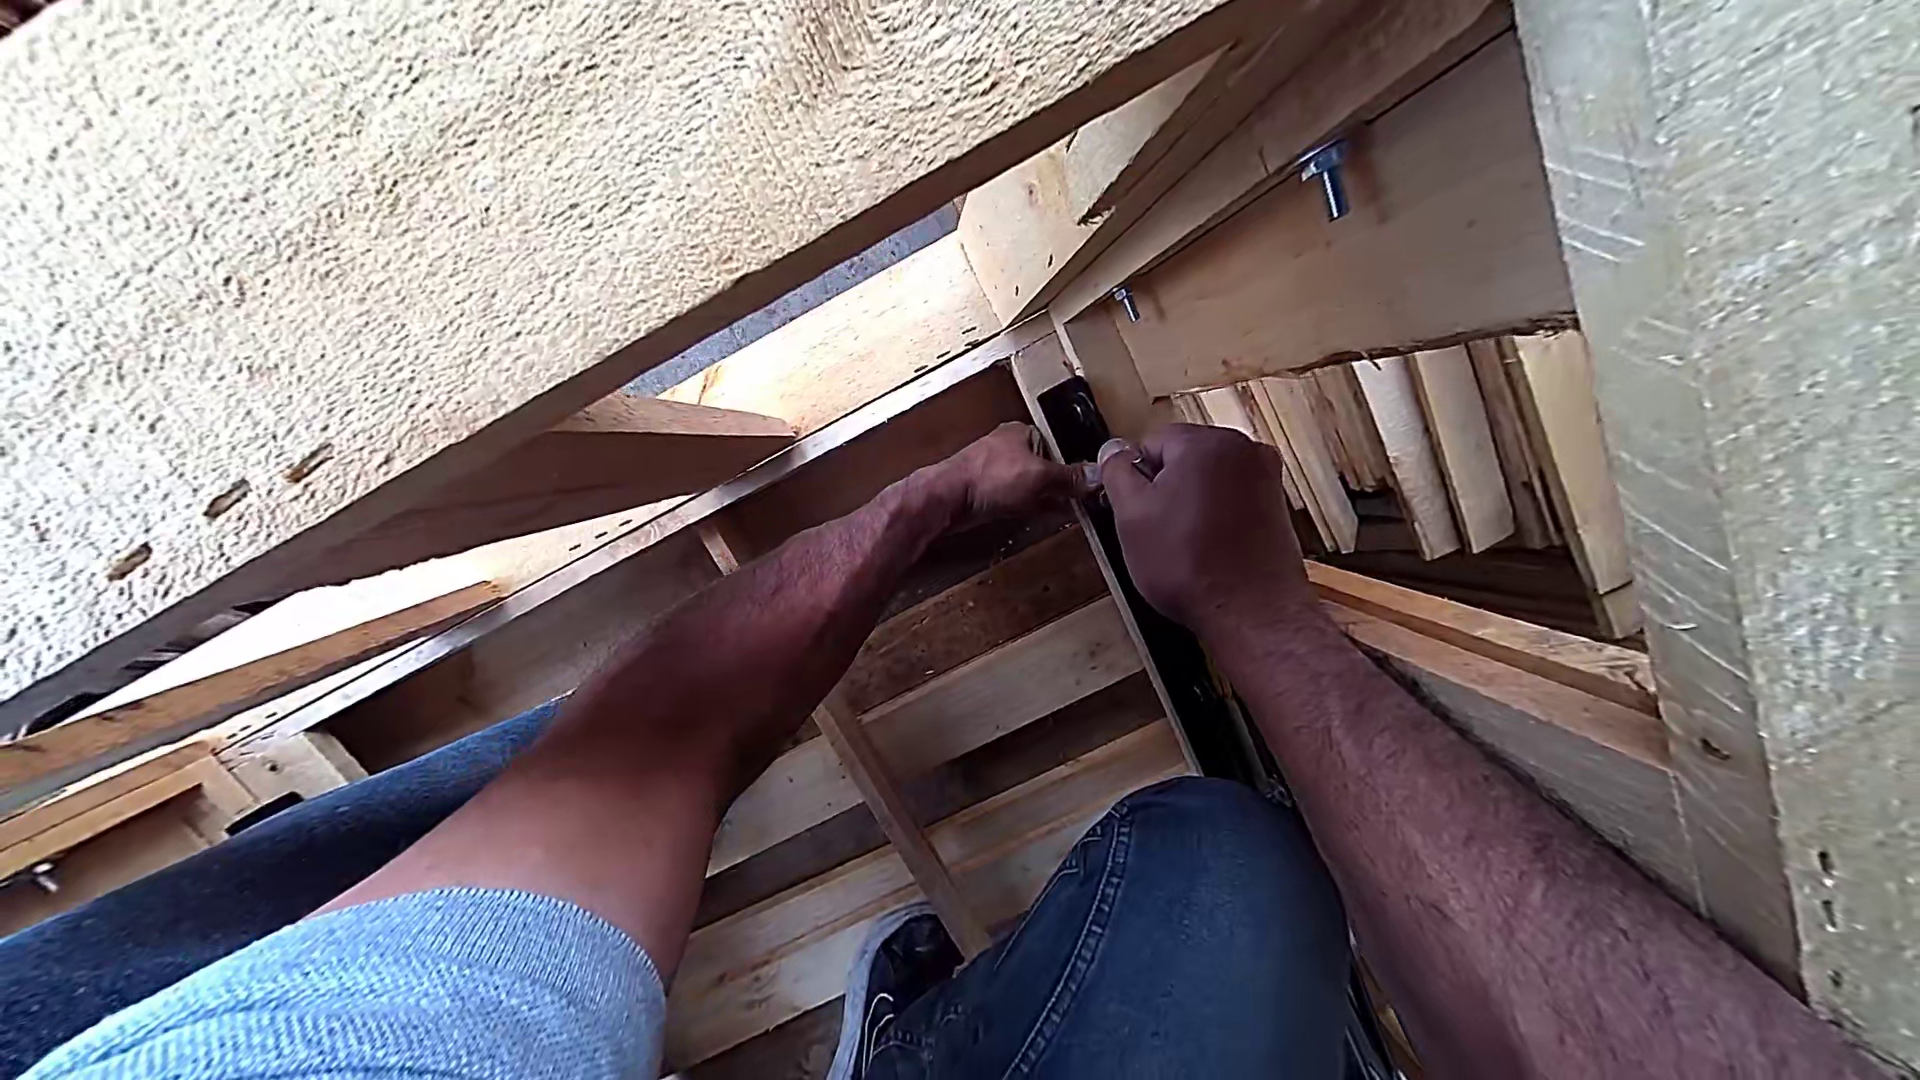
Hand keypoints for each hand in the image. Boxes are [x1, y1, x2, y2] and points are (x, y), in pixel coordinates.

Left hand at [928, 422, 1084, 529]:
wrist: (948, 499)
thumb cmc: (988, 477)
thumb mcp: (1039, 476)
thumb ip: (1070, 477)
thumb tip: (1099, 475)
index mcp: (1022, 433)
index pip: (1060, 445)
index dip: (1077, 464)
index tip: (1094, 481)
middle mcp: (1011, 449)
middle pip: (1048, 466)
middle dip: (1066, 483)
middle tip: (1088, 499)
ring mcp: (999, 472)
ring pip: (1035, 484)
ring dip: (1052, 497)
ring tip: (1076, 509)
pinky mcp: (991, 493)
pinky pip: (1021, 499)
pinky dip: (1037, 506)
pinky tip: (1052, 515)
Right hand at [1100, 423, 1317, 633]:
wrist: (1250, 613)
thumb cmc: (1190, 566)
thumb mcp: (1131, 515)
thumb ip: (1116, 472)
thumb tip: (1113, 450)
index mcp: (1206, 443)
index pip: (1151, 442)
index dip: (1133, 477)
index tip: (1130, 508)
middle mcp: (1244, 451)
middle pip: (1181, 457)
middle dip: (1162, 489)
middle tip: (1153, 530)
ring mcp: (1265, 478)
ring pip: (1205, 480)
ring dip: (1187, 504)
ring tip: (1180, 544)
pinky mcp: (1275, 507)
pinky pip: (1229, 499)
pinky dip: (1213, 518)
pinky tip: (1205, 549)